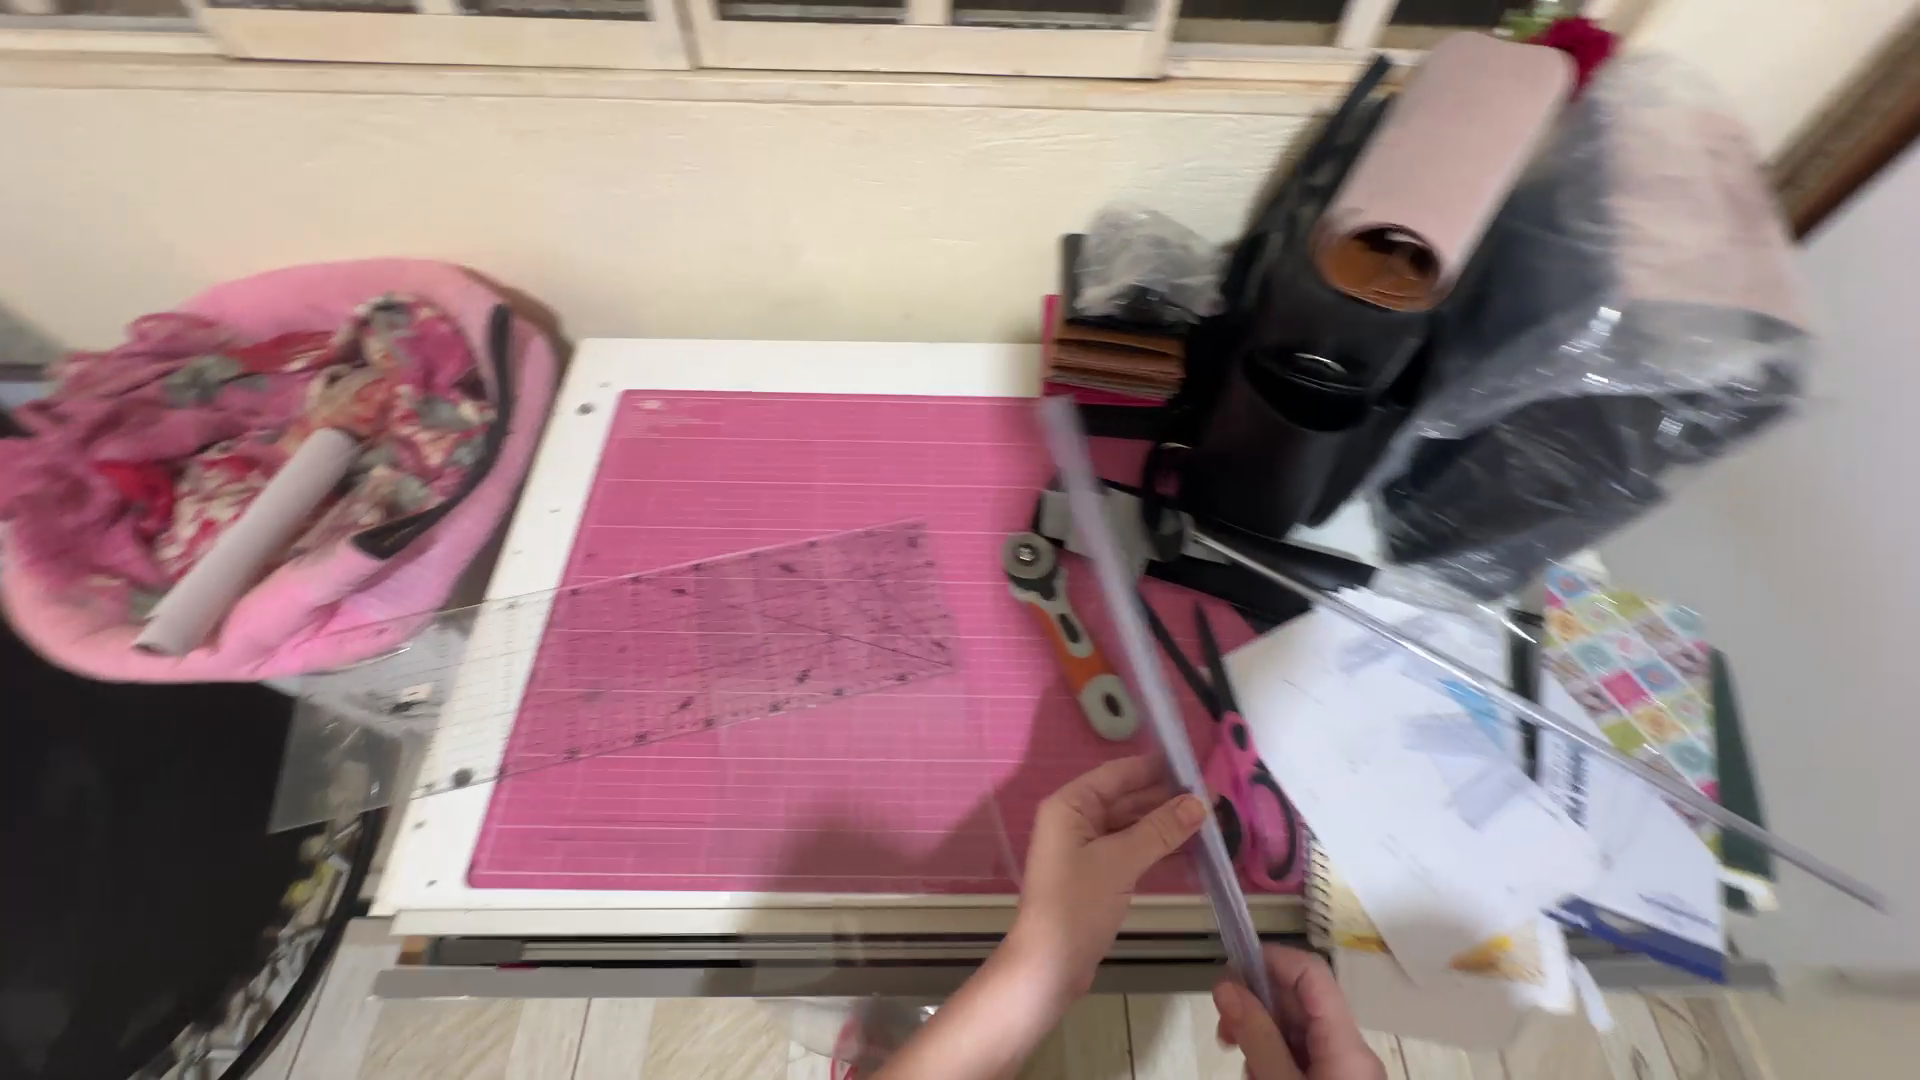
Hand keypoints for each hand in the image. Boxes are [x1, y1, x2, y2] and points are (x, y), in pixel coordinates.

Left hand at [1008, 756, 1208, 1002]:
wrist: (1050, 965)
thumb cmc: (1077, 904)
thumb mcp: (1120, 862)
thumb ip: (1159, 830)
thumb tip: (1199, 802)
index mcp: (1070, 804)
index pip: (1118, 774)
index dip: (1155, 768)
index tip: (1194, 765)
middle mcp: (1075, 818)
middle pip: (1126, 798)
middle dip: (1166, 798)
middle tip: (1213, 797)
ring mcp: (1085, 846)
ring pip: (1131, 824)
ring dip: (1165, 824)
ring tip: (1209, 820)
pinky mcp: (1097, 872)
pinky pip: (1131, 848)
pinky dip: (1157, 847)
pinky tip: (1190, 848)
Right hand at [1214, 947, 1383, 1079]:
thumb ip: (1255, 1035)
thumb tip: (1225, 983)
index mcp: (1347, 1044)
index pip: (1311, 972)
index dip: (1270, 959)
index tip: (1230, 974)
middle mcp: (1352, 1051)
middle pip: (1299, 1002)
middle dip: (1256, 1007)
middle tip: (1224, 1030)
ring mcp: (1347, 1072)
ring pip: (1296, 1031)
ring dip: (1261, 1038)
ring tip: (1244, 1067)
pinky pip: (1302, 1058)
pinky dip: (1274, 1060)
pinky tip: (1260, 1076)